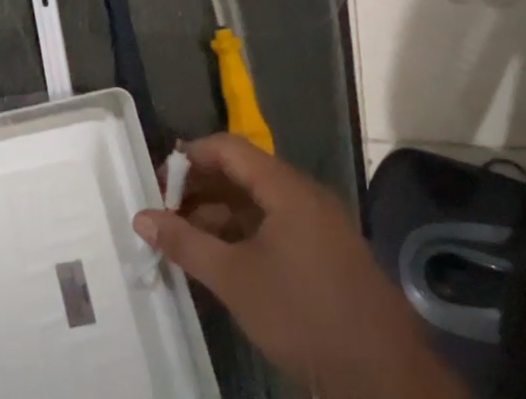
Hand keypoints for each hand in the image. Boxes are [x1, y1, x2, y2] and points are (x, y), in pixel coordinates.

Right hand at [135, 135, 466, 398]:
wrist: (384, 378)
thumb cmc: (302, 314)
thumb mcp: (232, 279)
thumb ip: (184, 242)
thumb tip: (141, 217)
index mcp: (288, 190)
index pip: (229, 148)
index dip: (189, 158)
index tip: (156, 182)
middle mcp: (306, 199)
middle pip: (242, 174)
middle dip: (199, 190)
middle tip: (163, 213)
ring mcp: (321, 228)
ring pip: (258, 205)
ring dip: (217, 216)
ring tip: (182, 240)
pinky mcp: (327, 256)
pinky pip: (275, 228)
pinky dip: (242, 235)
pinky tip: (218, 260)